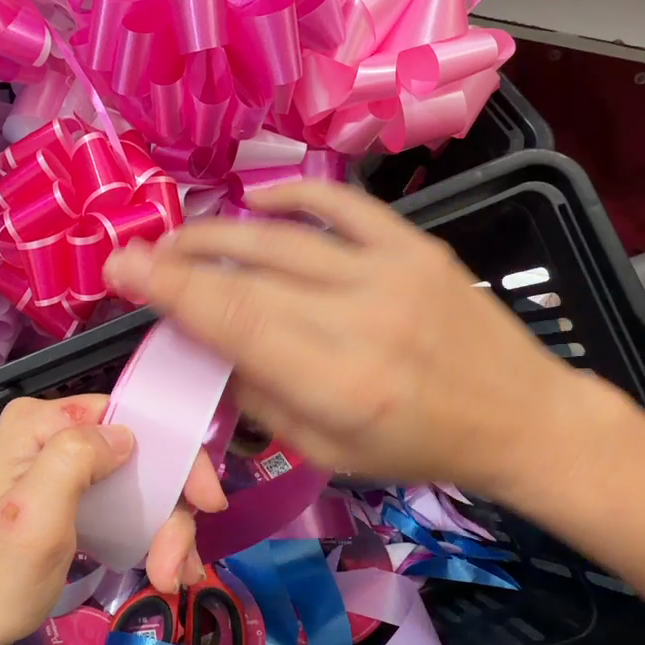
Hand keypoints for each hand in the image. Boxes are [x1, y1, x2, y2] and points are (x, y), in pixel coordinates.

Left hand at [0, 395, 226, 644]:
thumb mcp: (34, 516)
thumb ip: (74, 460)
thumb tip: (127, 434)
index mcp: (38, 423)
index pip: (126, 415)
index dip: (173, 453)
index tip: (204, 504)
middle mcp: (51, 433)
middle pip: (140, 452)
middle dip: (169, 508)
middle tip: (178, 563)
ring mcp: (61, 466)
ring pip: (139, 481)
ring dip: (164, 530)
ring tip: (168, 577)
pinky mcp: (71, 496)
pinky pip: (125, 502)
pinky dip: (150, 535)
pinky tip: (163, 571)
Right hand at [102, 179, 620, 500]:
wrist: (522, 418)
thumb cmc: (415, 448)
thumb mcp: (325, 451)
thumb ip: (257, 397)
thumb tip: (200, 345)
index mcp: (336, 384)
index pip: (233, 323)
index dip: (170, 291)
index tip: (122, 268)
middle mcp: (360, 319)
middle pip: (248, 275)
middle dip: (180, 260)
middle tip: (139, 255)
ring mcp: (392, 273)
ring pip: (283, 237)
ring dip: (220, 234)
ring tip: (180, 239)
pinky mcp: (416, 246)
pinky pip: (344, 205)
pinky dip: (294, 194)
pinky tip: (256, 200)